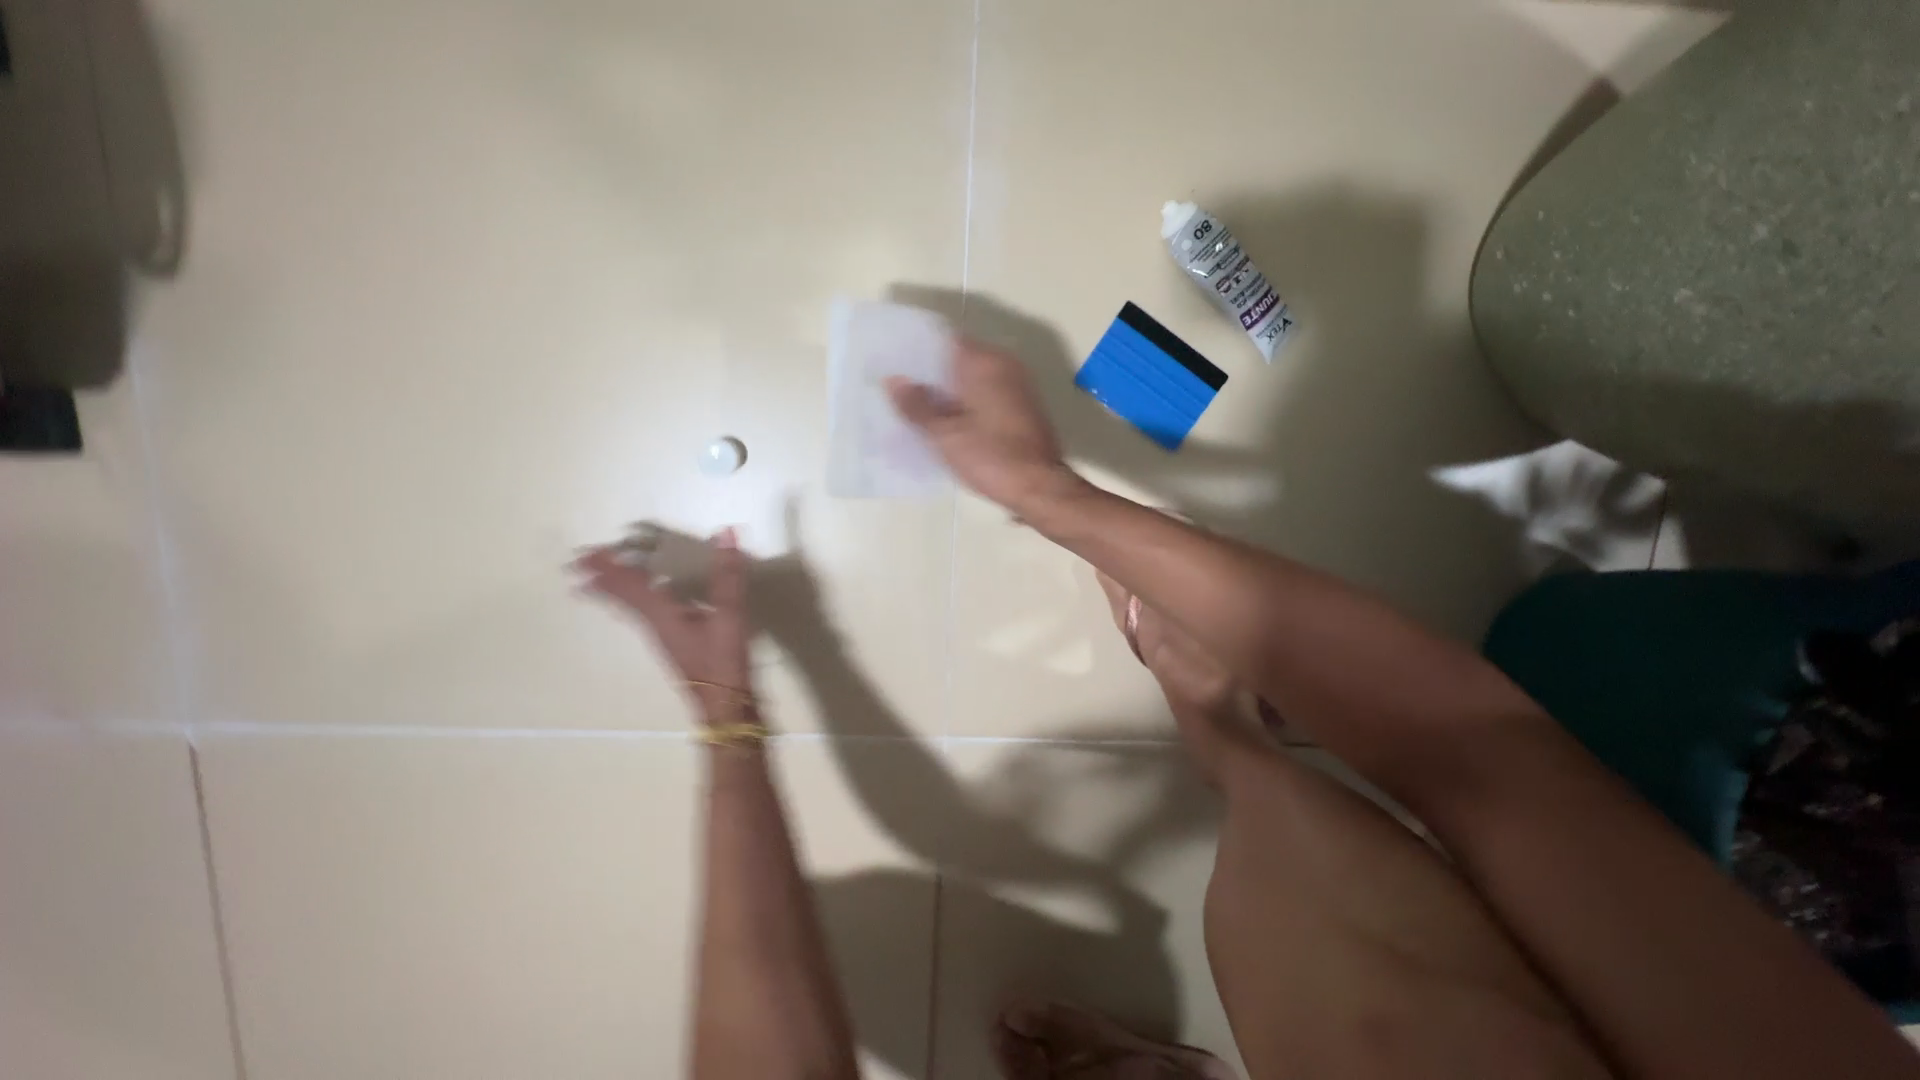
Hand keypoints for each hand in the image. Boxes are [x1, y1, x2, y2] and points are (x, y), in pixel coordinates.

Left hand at [573, 527, 753, 724]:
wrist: (725, 705)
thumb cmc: (723, 661)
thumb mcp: (729, 616)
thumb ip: (727, 576)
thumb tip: (725, 532)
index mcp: (662, 615)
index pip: (629, 586)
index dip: (609, 568)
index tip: (584, 554)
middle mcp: (655, 625)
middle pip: (622, 598)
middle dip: (602, 580)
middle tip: (577, 564)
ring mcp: (664, 637)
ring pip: (631, 608)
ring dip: (614, 591)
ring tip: (596, 581)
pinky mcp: (676, 644)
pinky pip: (645, 615)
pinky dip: (635, 603)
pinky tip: (645, 604)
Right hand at [886, 339, 1084, 514]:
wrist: (1039, 487)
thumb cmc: (990, 457)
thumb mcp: (945, 435)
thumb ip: (917, 405)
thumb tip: (893, 381)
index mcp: (985, 362)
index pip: (944, 341)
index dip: (917, 351)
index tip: (894, 364)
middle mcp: (1005, 365)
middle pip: (959, 359)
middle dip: (931, 373)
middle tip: (900, 389)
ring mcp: (1018, 385)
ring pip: (974, 378)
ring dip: (949, 390)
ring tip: (918, 407)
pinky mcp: (1024, 406)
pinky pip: (987, 394)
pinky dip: (968, 402)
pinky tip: (947, 421)